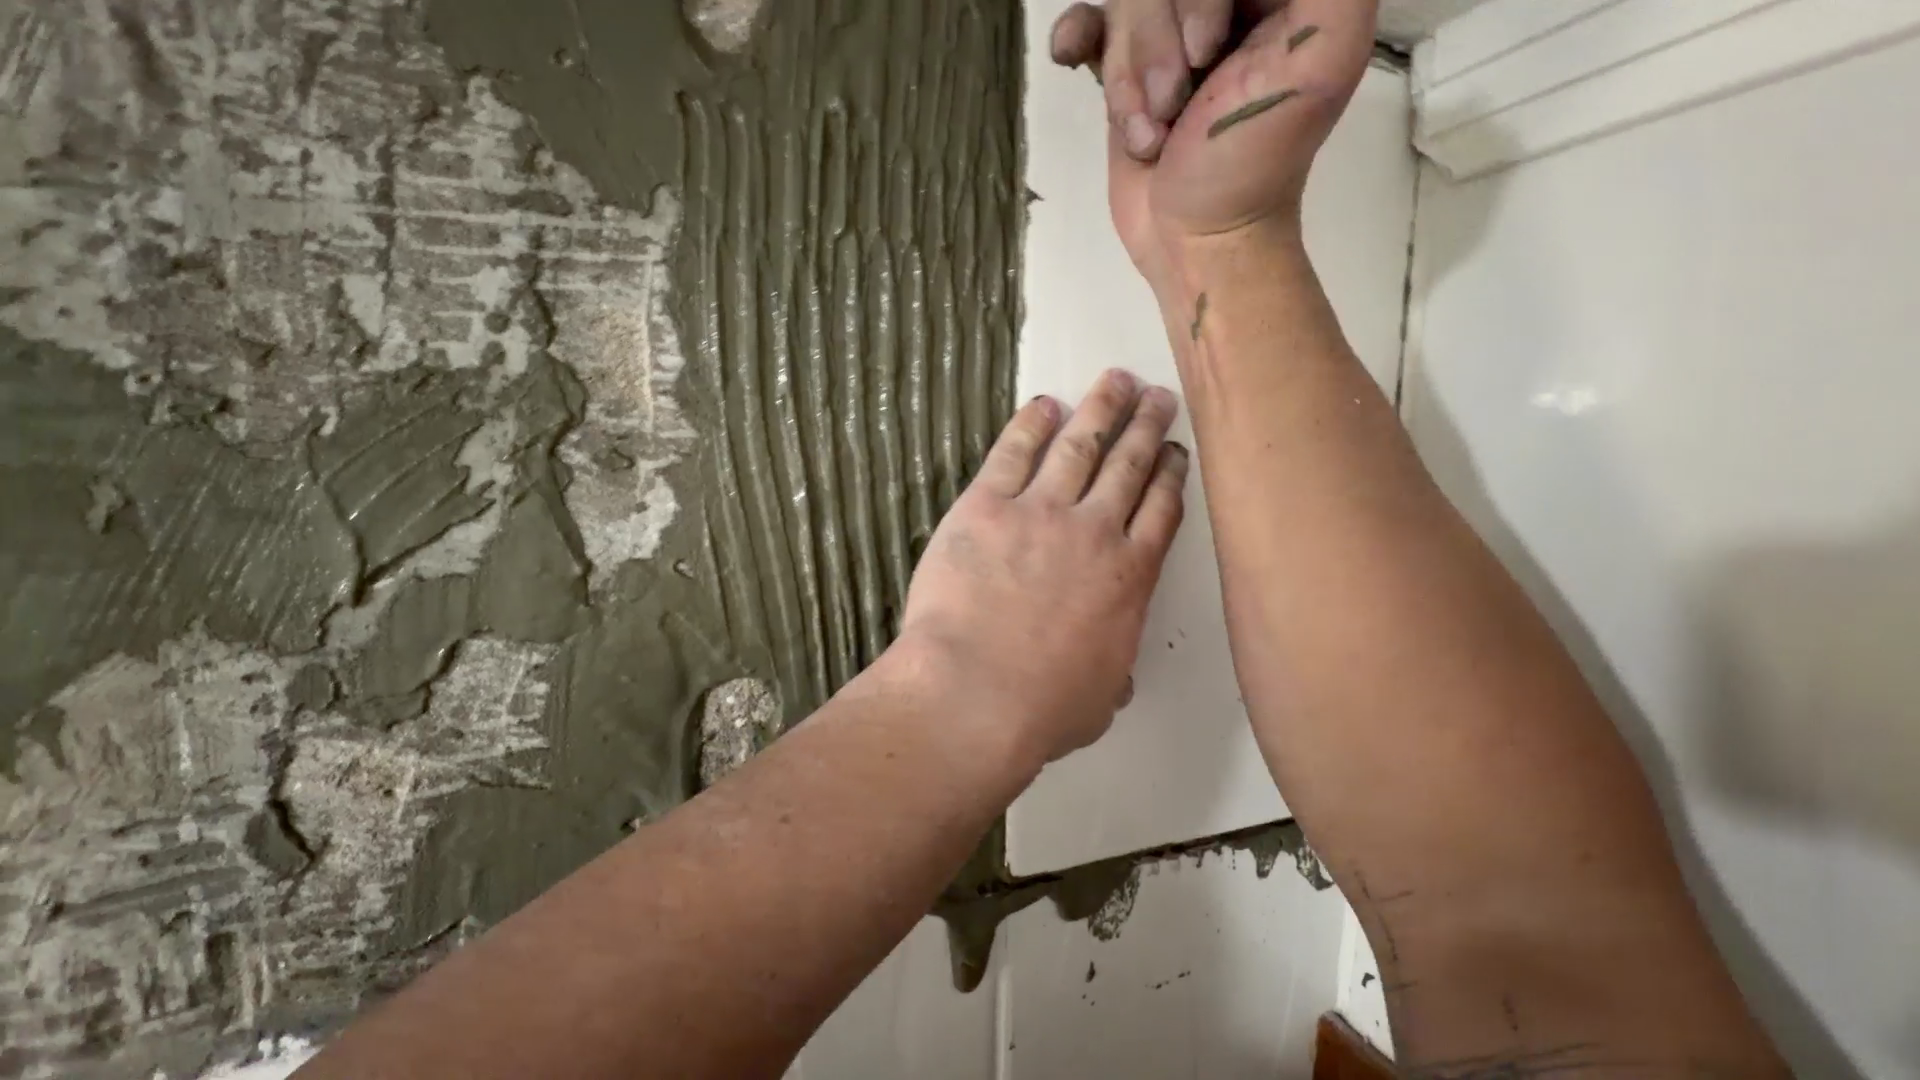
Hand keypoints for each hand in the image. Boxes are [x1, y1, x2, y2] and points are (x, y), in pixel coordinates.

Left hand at [897, 370, 1187, 763]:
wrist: (975, 695)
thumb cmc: (1040, 709)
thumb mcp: (1098, 699)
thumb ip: (1110, 672)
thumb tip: (1113, 677)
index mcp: (1128, 578)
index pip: (1160, 510)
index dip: (1169, 474)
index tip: (1174, 451)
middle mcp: (1093, 533)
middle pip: (1128, 465)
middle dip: (1146, 426)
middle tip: (1158, 396)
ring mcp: (1039, 513)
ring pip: (1079, 446)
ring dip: (1101, 409)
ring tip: (1115, 380)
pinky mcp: (985, 507)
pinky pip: (1013, 453)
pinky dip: (1030, 425)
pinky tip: (1043, 405)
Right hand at [1049, 0, 1377, 287]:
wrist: (1195, 241)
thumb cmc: (1253, 161)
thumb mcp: (1324, 53)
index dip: (1199, 1)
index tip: (1205, 51)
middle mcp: (1226, 5)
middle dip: (1154, 47)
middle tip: (1175, 106)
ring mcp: (1170, 36)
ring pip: (1123, 6)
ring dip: (1126, 76)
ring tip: (1150, 131)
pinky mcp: (1127, 71)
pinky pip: (1090, 23)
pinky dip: (1075, 35)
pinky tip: (1069, 54)